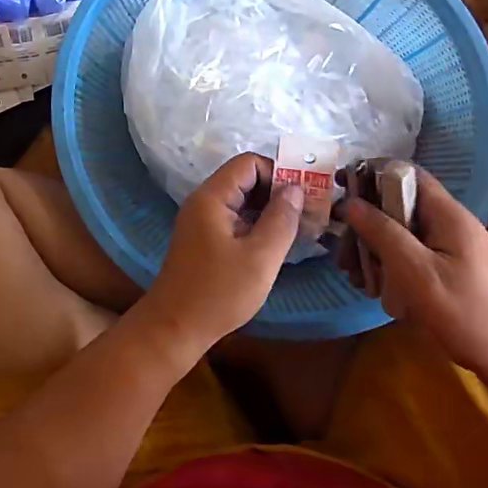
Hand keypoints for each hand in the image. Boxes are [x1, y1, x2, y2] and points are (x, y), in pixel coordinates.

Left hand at [135, 153, 303, 356]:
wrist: (176, 324)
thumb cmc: (219, 292)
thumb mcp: (260, 257)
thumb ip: (280, 219)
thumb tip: (294, 188)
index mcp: (211, 197)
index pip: (248, 164)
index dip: (279, 173)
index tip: (306, 195)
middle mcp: (203, 201)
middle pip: (244, 179)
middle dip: (278, 190)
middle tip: (311, 212)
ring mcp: (202, 219)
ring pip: (241, 199)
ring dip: (270, 208)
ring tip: (302, 227)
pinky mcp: (205, 237)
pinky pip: (235, 218)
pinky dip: (257, 223)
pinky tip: (279, 241)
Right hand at [337, 169, 487, 382]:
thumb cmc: (470, 314)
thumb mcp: (417, 271)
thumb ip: (382, 231)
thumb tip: (349, 201)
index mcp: (447, 215)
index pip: (404, 173)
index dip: (368, 173)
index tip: (337, 187)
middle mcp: (449, 225)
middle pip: (395, 205)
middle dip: (363, 222)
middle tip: (341, 250)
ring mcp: (451, 250)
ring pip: (398, 233)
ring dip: (370, 249)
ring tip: (354, 277)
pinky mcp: (449, 272)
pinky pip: (409, 256)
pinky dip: (387, 266)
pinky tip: (375, 289)